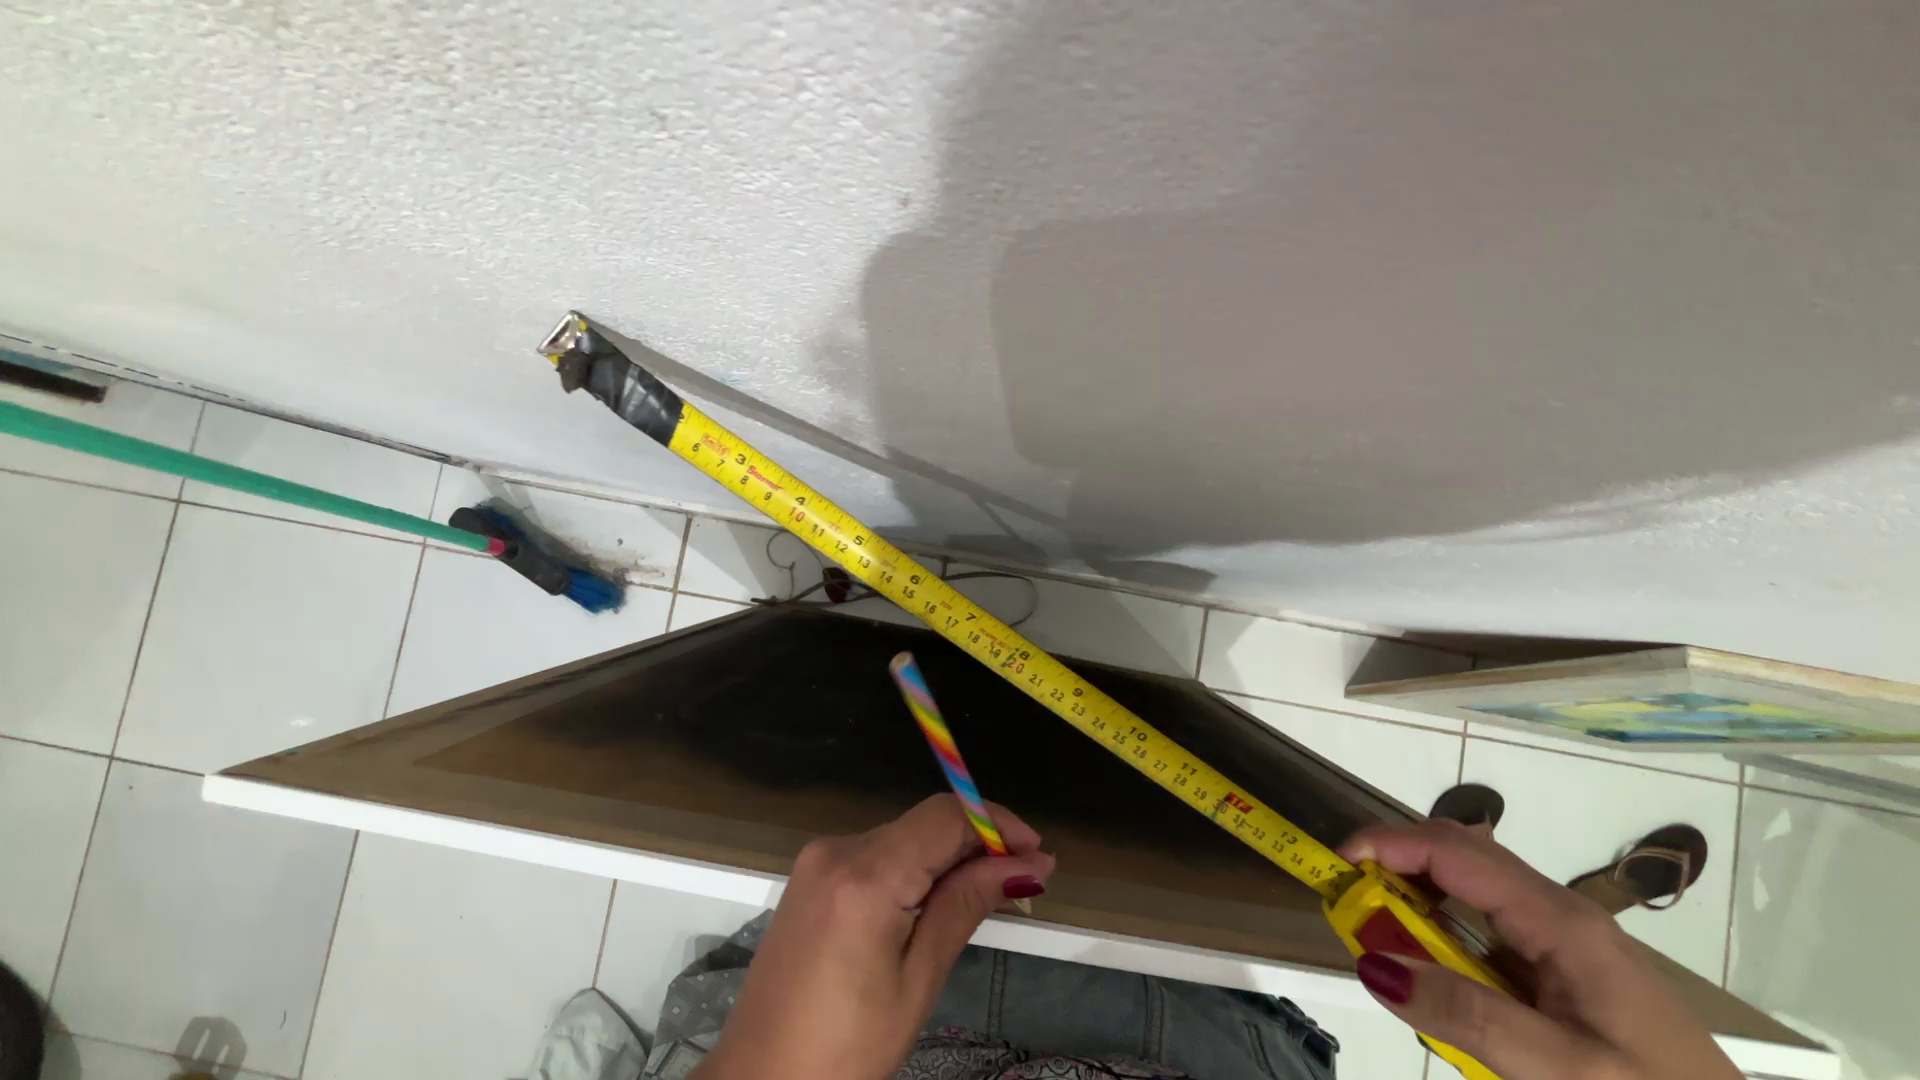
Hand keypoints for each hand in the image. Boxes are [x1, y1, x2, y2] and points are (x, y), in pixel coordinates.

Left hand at [694, 795, 1055, 1079]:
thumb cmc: (846, 1047)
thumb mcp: (918, 979)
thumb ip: (967, 905)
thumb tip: (1027, 864)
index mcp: (866, 875)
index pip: (946, 816)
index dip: (998, 823)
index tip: (1039, 854)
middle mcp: (838, 849)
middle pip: (925, 822)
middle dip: (979, 842)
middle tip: (1025, 880)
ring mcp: (819, 859)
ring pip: (903, 835)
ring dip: (949, 855)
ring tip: (989, 893)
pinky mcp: (811, 875)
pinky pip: (877, 852)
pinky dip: (915, 865)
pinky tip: (939, 897)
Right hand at [1340, 821, 1738, 1079]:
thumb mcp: (1562, 1073)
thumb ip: (1468, 1017)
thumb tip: (1370, 963)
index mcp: (1560, 921)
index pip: (1455, 852)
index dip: (1388, 844)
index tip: (1335, 866)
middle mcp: (1561, 913)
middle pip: (1462, 854)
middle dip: (1395, 861)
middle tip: (1347, 899)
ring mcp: (1567, 939)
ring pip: (1474, 886)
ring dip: (1416, 893)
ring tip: (1377, 930)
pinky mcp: (1568, 968)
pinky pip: (1490, 925)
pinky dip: (1443, 928)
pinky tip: (1433, 966)